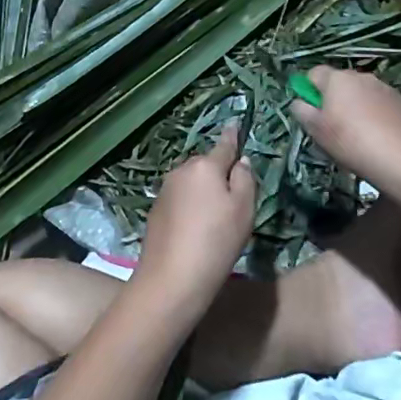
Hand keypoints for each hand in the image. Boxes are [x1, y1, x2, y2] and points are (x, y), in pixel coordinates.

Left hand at [134, 125, 256, 312]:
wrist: (172, 277)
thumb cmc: (217, 240)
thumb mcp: (243, 209)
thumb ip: (244, 179)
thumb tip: (240, 161)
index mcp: (204, 165)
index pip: (224, 145)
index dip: (232, 136)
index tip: (234, 123)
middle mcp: (181, 171)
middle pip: (206, 165)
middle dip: (218, 172)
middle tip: (235, 195)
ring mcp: (164, 191)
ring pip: (191, 182)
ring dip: (203, 191)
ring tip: (217, 217)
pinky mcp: (156, 211)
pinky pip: (180, 199)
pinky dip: (191, 206)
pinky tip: (197, 227)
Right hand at [289, 66, 400, 185]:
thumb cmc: (351, 142)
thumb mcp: (316, 131)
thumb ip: (302, 111)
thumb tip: (299, 102)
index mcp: (337, 79)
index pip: (314, 73)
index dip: (308, 90)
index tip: (310, 112)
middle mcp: (362, 76)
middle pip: (339, 83)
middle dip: (332, 100)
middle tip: (331, 128)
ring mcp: (385, 88)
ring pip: (361, 95)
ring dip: (354, 108)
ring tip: (357, 137)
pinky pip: (380, 105)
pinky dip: (375, 116)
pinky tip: (378, 138)